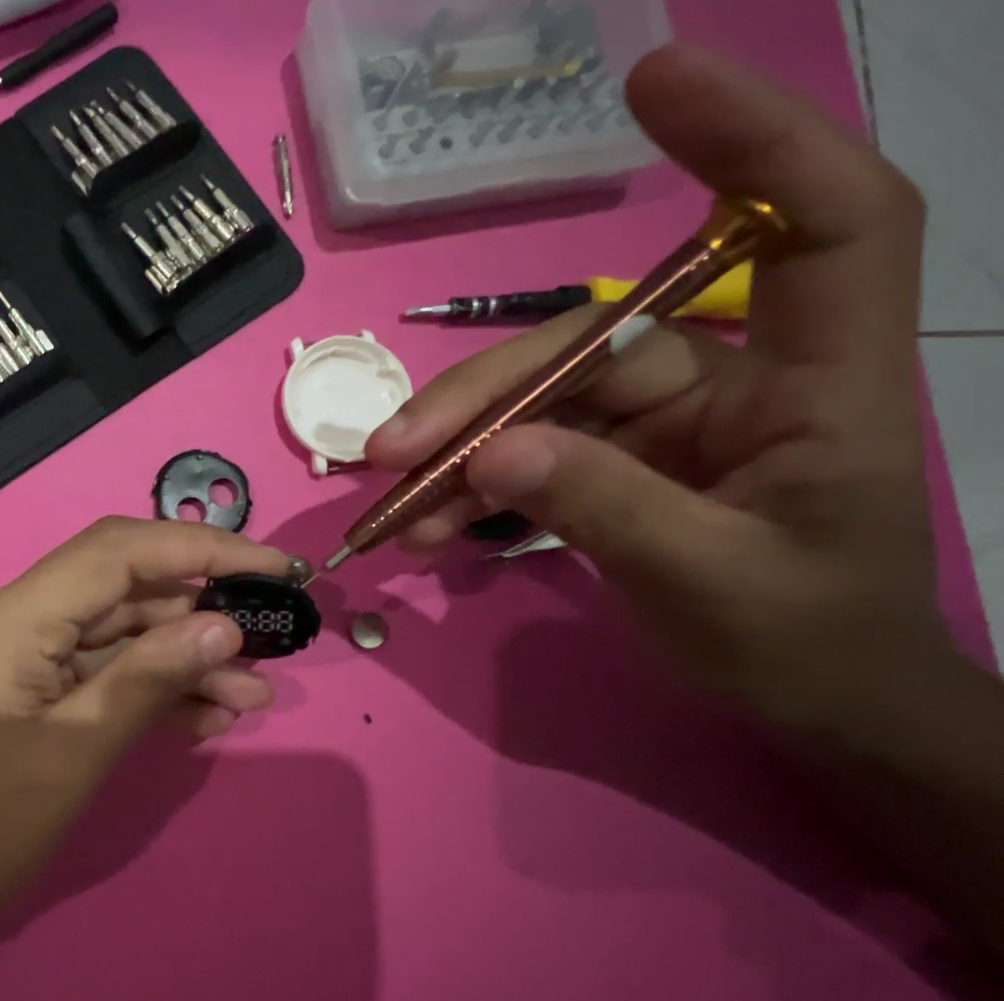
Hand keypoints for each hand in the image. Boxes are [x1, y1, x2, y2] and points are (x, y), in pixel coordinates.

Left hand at [0, 517, 289, 969]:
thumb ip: (147, 680)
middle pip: (114, 593)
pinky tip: (196, 716)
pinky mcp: (4, 686)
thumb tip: (223, 629)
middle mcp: (1, 615)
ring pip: (104, 637)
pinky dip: (132, 689)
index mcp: (7, 617)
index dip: (203, 549)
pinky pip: (78, 672)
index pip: (118, 552)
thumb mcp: (72, 756)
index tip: (274, 566)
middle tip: (271, 652)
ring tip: (247, 701)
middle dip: (196, 619)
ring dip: (172, 662)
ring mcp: (0, 651)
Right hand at [366, 44, 945, 724]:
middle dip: (486, 392)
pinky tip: (426, 523)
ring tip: (395, 500)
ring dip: (456, 447)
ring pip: (537, 398)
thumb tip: (489, 454)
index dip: (754, 139)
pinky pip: (522, 450)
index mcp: (816, 382)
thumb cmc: (803, 639)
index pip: (822, 222)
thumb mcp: (710, 582)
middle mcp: (734, 377)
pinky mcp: (612, 456)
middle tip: (396, 450)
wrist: (808, 699)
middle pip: (595, 340)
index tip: (652, 85)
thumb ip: (605, 509)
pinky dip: (468, 485)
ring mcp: (662, 417)